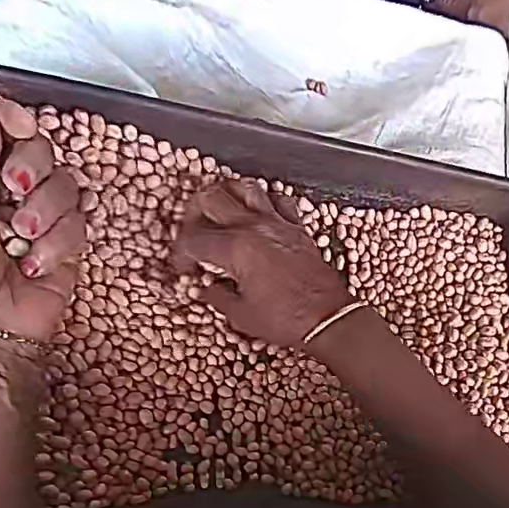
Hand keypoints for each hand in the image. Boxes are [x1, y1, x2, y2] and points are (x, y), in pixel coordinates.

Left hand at [0, 97, 85, 342]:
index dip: (10, 119)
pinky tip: (34, 262)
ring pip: (65, 185)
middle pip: (39, 147)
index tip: (14, 125)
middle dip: (30, 168)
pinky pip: (79, 224)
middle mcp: (7, 190)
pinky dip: (57, 244)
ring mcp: (41, 218)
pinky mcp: (67, 246)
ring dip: (44, 213)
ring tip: (20, 240)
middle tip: (13, 193)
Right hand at [168, 177, 352, 349]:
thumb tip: (206, 287)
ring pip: (245, 187)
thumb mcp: (241, 315)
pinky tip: (260, 215)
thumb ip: (217, 296)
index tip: (184, 268)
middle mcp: (254, 227)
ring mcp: (278, 224)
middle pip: (211, 198)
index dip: (181, 253)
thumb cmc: (286, 320)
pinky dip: (265, 201)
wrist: (327, 319)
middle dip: (193, 214)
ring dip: (227, 195)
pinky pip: (279, 200)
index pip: (193, 239)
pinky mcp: (298, 229)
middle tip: (193, 233)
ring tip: (220, 212)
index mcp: (235, 248)